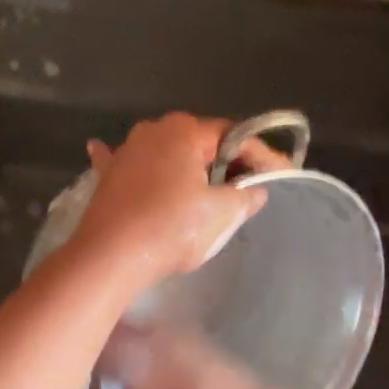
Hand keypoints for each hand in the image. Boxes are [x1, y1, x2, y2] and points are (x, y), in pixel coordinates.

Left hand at [70, 113, 283, 287]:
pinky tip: (116, 153)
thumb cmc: (170, 229)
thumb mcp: (220, 214)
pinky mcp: (108, 177)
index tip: (281, 176)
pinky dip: (138, 166)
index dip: (261, 156)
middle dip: (226, 162)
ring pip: (167, 154)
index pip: (234, 137)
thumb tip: (255, 190)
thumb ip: (244, 197)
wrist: (109, 257)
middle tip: (249, 187)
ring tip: (209, 186)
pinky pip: (129, 165)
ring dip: (188, 166)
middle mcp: (152, 131)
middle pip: (200, 143)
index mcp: (183, 131)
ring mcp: (126, 152)